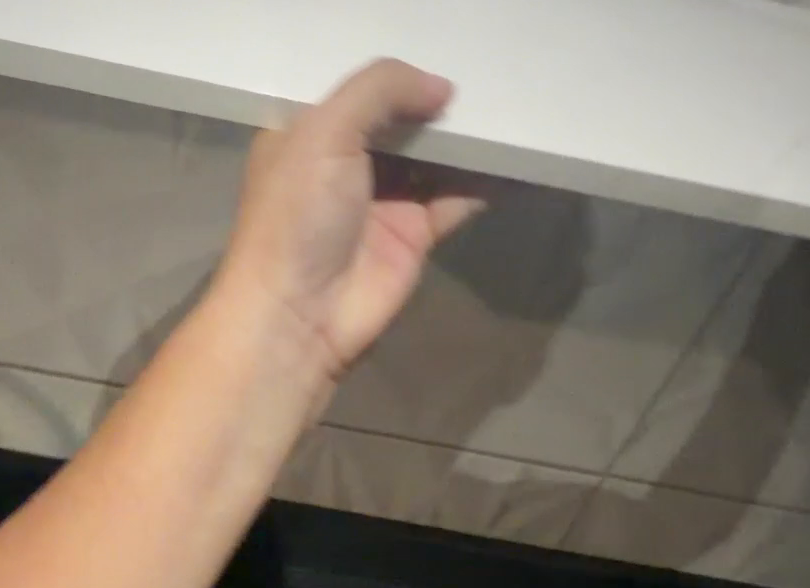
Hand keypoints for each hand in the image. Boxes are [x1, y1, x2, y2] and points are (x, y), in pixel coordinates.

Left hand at [211, 59, 485, 383]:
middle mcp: (343, 167)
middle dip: (433, 103)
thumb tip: (442, 89)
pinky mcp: (412, 238)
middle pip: (398, 123)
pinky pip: (454, 199)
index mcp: (307, 136)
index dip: (392, 76)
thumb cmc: (298, 216)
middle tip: (483, 70)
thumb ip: (380, 91)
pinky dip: (481, 180)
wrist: (299, 315)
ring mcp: (380, 204)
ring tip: (506, 104)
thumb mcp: (325, 131)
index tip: (437, 51)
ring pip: (431, 160)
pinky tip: (511, 156)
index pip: (355, 92)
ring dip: (463, 139)